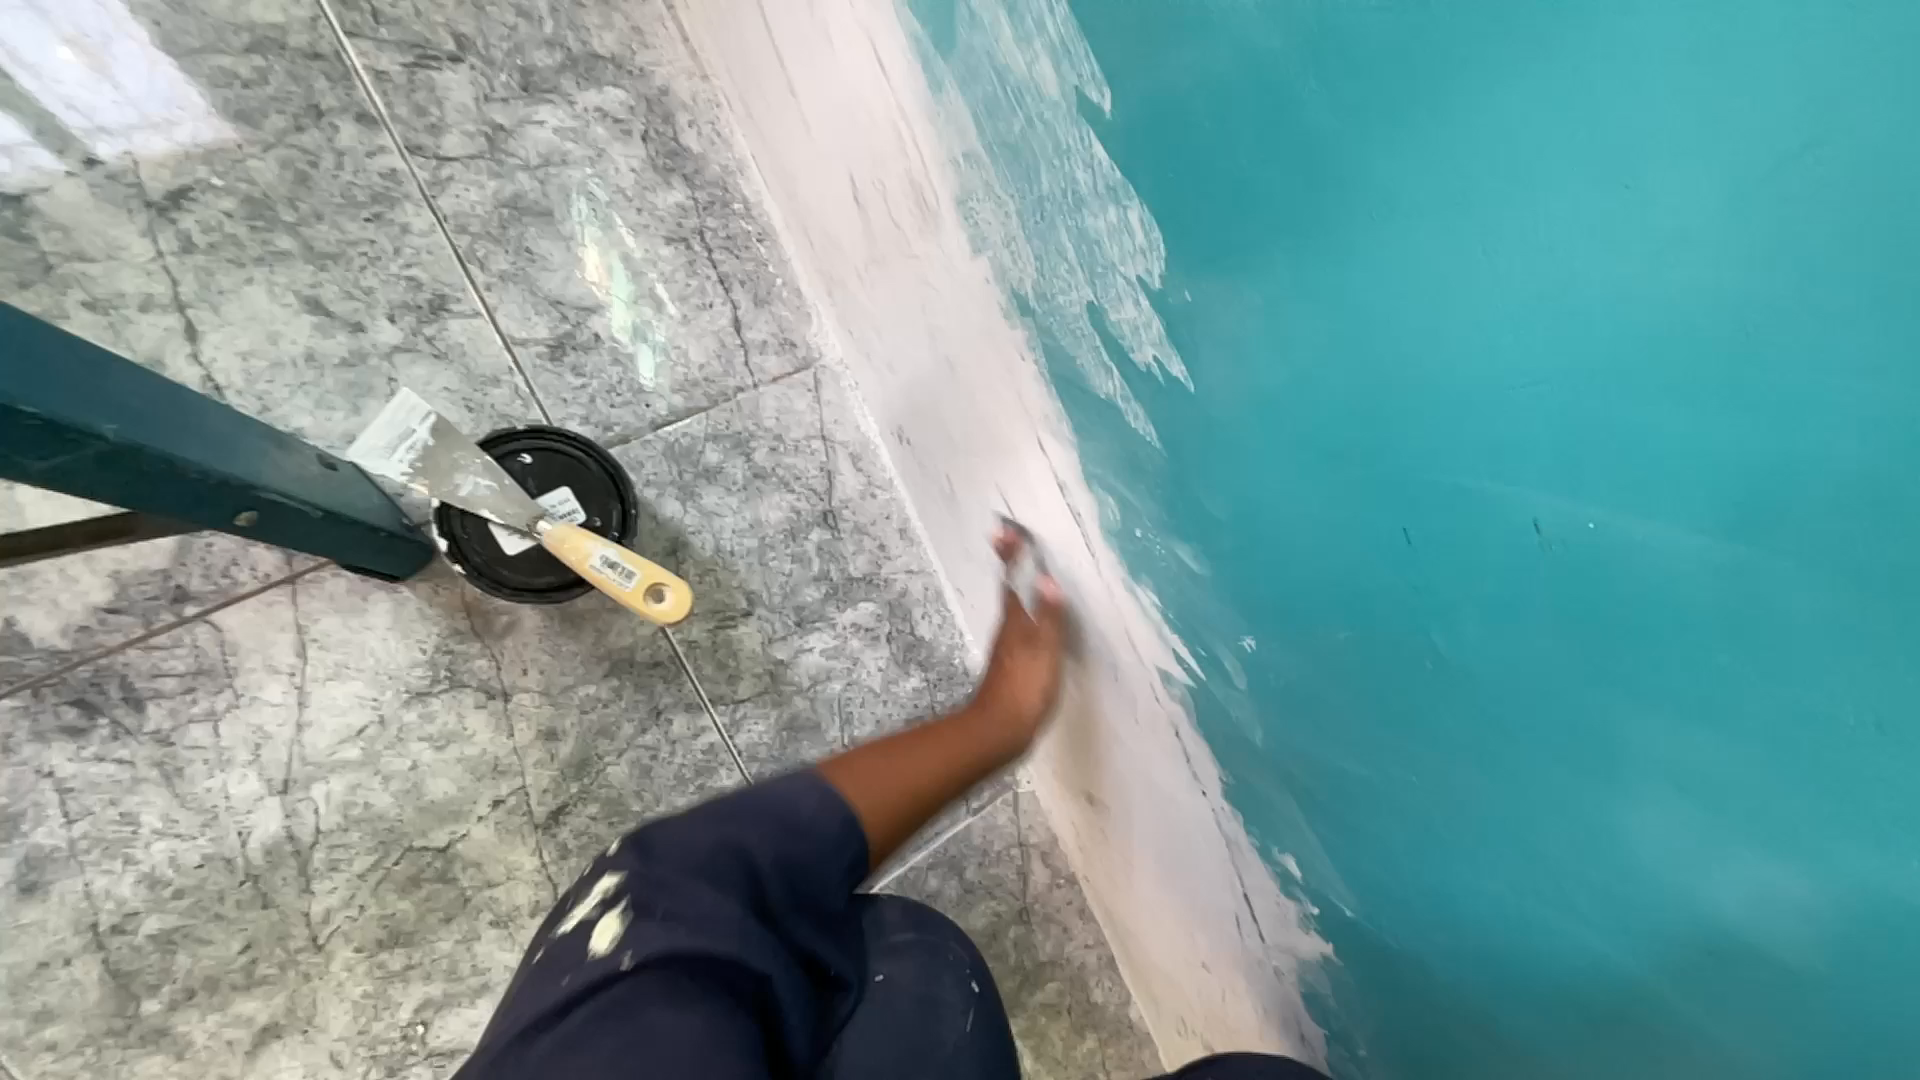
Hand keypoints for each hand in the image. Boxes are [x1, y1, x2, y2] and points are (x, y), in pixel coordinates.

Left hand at [967, 521, 1067, 743]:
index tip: (1004, 530)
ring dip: (1017, 586)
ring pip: (1012, 607)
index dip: (1012, 556)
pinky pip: (1019, 627)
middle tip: (1009, 539)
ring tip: (1025, 573)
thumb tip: (1049, 579)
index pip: (1014, 580)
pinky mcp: (1012, 666)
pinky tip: (1032, 621)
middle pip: (1010, 589)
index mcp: (1016, 622)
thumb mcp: (1044, 653)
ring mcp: (1008, 648)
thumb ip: (1048, 618)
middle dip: (1012, 564)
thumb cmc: (1024, 690)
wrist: (997, 732)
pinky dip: (1024, 612)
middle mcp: (1008, 630)